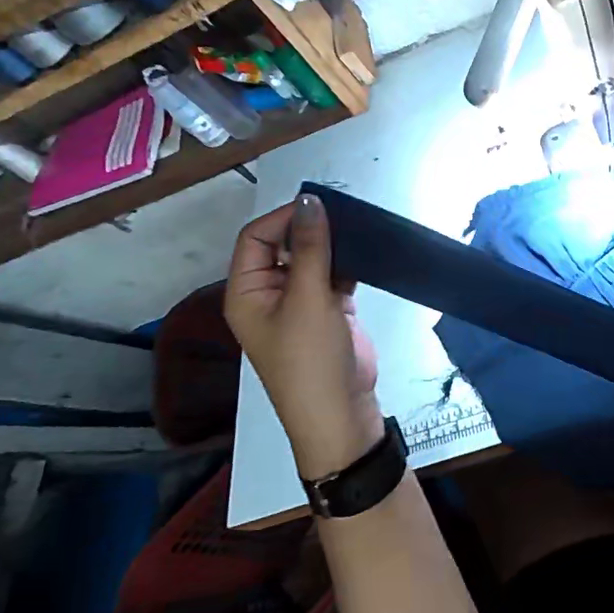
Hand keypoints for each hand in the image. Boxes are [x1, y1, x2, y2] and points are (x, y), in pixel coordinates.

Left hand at [225, 194, 382, 477]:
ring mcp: (301, 303)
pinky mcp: (330, 312)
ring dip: (332, 245)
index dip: (284, 217)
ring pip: (313, 261)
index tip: (322, 204)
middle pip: (285, 246)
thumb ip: (312, 249)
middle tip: (345, 212)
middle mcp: (269, 293)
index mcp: (246, 291)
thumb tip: (310, 200)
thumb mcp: (309, 300)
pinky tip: (367, 252)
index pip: (257, 238)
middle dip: (311, 229)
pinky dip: (348, 264)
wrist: (341, 411)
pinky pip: (334, 277)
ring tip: (359, 227)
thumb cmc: (312, 358)